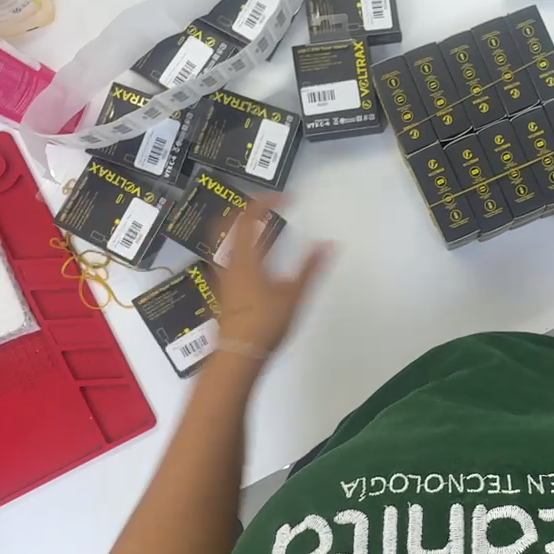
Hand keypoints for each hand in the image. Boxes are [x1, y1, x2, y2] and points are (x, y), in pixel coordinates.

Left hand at [215, 197, 329, 357]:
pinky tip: (257, 259)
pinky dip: (242, 247)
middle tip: (268, 205)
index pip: (248, 216)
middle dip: (247, 210)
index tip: (288, 197)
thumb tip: (329, 244)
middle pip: (228, 224)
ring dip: (243, 228)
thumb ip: (311, 267)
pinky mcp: (224, 290)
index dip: (266, 200)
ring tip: (264, 228)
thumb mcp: (294, 295)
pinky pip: (229, 257)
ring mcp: (223, 277)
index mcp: (244, 258)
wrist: (239, 355)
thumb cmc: (265, 324)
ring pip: (226, 241)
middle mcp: (228, 263)